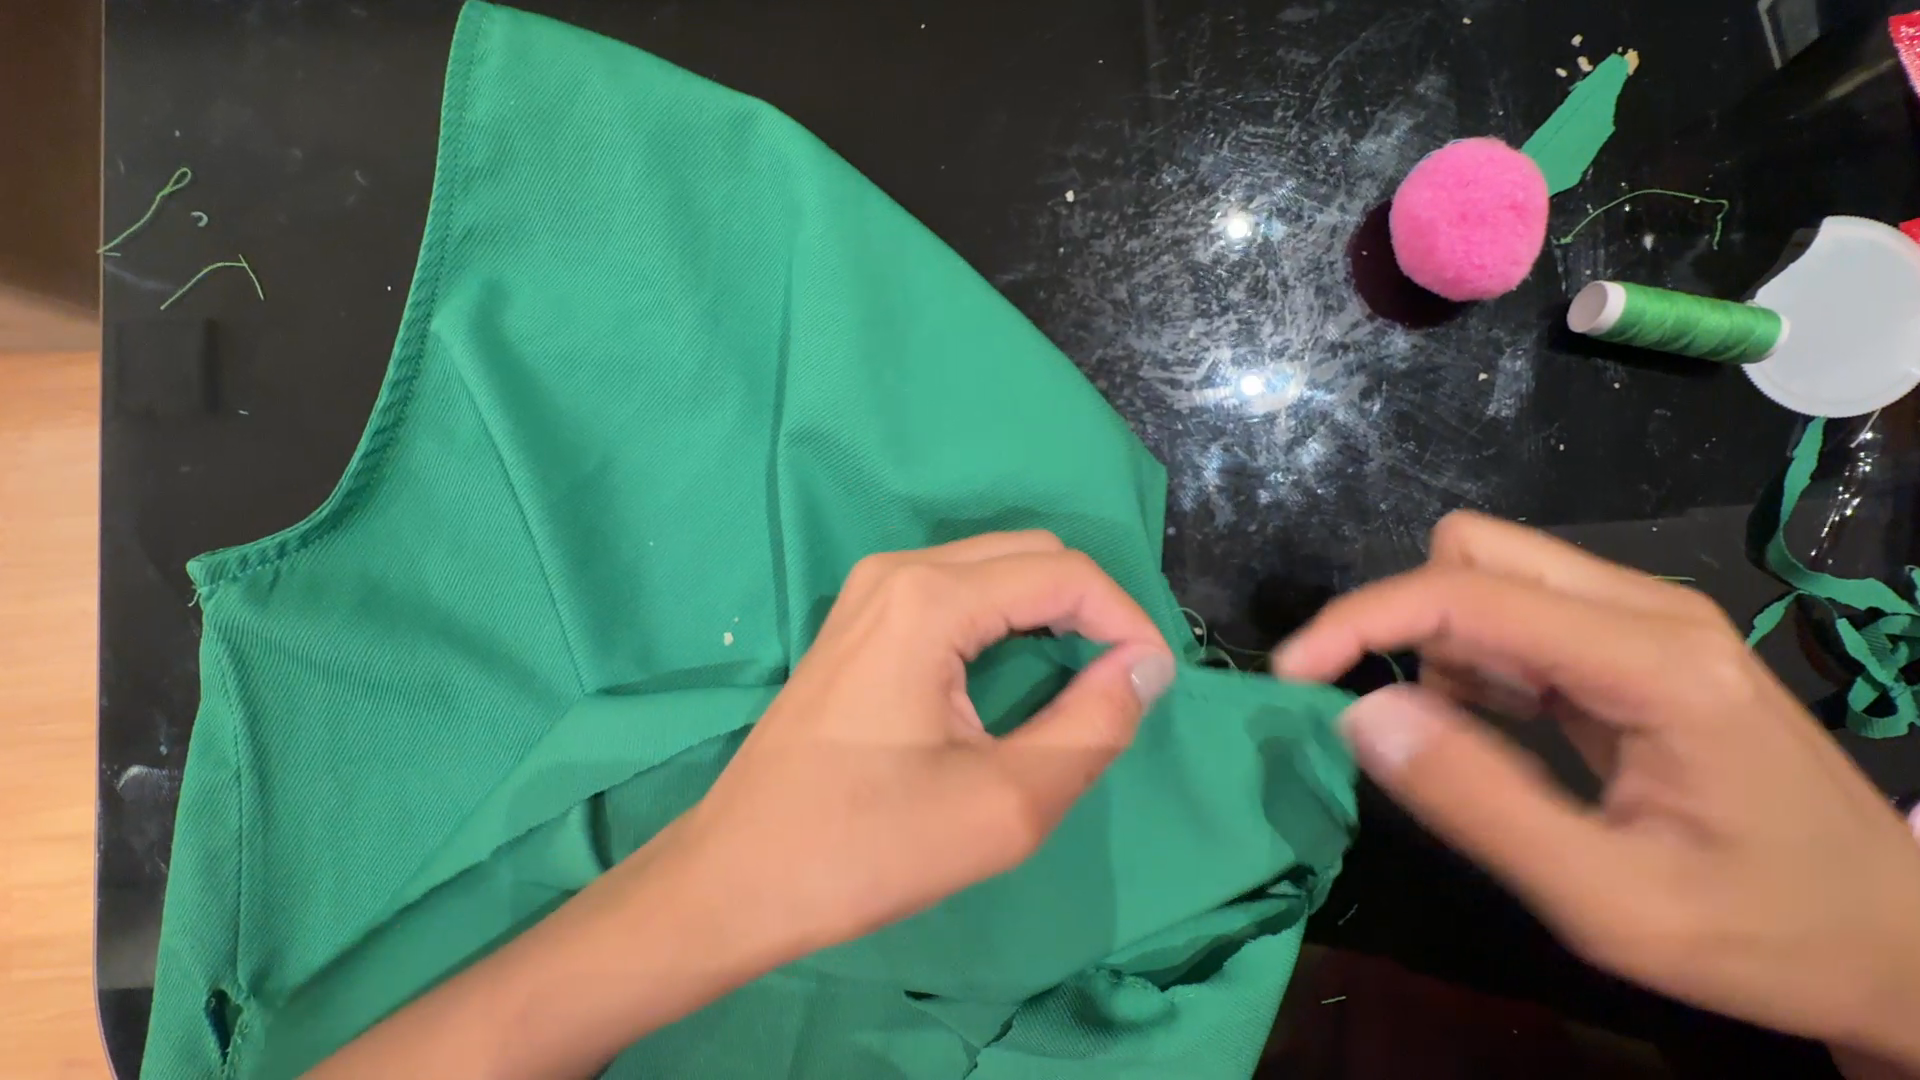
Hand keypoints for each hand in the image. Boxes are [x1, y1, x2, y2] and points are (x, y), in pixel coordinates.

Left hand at [315, 532, 1173, 1079]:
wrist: (738, 875)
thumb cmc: (868, 846)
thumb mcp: (1005, 804)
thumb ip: (1092, 726)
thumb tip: (1144, 668)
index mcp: (932, 599)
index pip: (1065, 574)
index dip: (1126, 621)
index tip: (1152, 685)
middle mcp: (899, 569)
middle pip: (1031, 554)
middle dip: (1092, 607)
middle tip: (1121, 683)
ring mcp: (871, 588)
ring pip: (995, 564)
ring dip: (1051, 610)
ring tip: (1081, 680)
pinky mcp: (860, 616)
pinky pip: (957, 588)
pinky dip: (1007, 616)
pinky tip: (1017, 671)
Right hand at [1274, 512, 1919, 1068]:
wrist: (1905, 949)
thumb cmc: (1765, 934)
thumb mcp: (1609, 903)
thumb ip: (1475, 804)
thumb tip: (1356, 715)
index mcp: (1652, 661)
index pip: (1463, 593)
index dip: (1360, 622)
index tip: (1294, 675)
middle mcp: (1644, 611)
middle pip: (1470, 552)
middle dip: (1399, 620)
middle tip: (1388, 706)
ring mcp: (1641, 621)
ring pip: (1483, 576)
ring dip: (1434, 645)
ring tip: (1465, 739)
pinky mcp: (1628, 642)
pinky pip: (1508, 615)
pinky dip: (1466, 662)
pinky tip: (1498, 728)